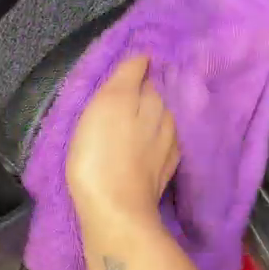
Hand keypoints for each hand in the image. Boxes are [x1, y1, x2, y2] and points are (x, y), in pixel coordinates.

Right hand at [65, 55, 179, 234]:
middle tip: (119, 100)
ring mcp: (166, 152)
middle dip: (142, 97)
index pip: (146, 75)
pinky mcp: (160, 178)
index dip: (134, 72)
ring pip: (159, 126)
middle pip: (155, 101)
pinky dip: (151, 146)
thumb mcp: (109, 102)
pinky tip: (142, 150)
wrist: (115, 211)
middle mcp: (166, 123)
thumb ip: (128, 77)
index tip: (121, 73)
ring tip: (129, 125)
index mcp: (153, 102)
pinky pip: (159, 151)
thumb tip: (145, 58)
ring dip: (147, 122)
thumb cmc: (102, 154)